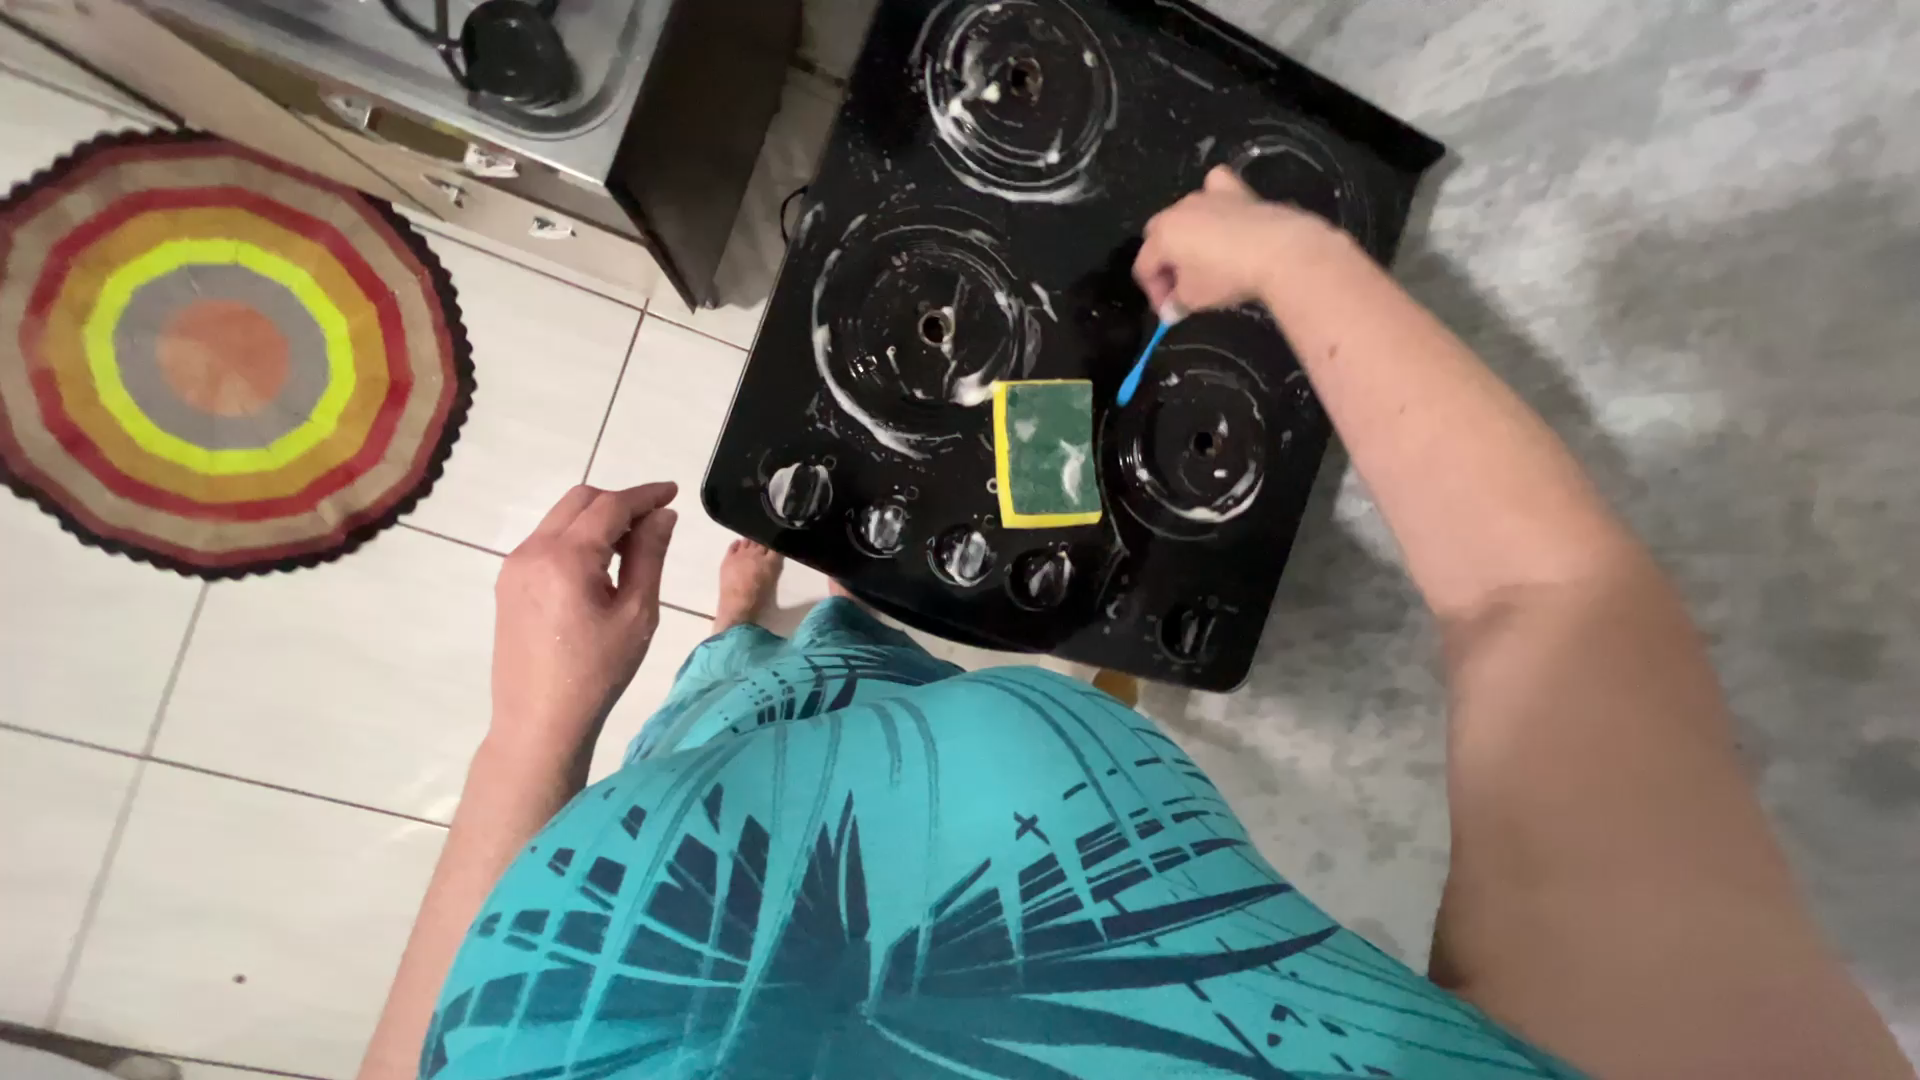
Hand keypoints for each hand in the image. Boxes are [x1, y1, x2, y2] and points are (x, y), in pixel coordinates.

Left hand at [490, 483, 678, 753]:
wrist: (540, 719)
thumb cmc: (598, 670)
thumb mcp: (637, 612)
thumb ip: (649, 555)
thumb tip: (662, 515)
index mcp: (566, 558)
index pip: (610, 505)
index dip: (645, 494)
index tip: (674, 492)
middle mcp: (532, 551)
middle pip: (581, 500)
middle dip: (621, 501)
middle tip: (656, 521)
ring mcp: (515, 566)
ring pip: (561, 518)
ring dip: (598, 518)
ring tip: (633, 545)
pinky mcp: (509, 583)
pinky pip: (548, 540)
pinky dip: (579, 537)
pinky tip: (601, 565)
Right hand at [1133, 165, 1346, 312]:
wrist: (1278, 251)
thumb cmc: (1225, 277)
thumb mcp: (1193, 299)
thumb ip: (1175, 304)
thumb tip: (1170, 311)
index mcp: (1161, 237)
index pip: (1144, 268)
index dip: (1154, 293)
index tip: (1169, 313)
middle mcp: (1178, 211)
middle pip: (1157, 237)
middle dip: (1164, 263)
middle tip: (1182, 288)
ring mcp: (1207, 196)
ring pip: (1183, 214)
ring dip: (1186, 237)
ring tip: (1203, 260)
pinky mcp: (1236, 190)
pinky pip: (1215, 187)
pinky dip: (1213, 198)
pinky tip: (1220, 214)